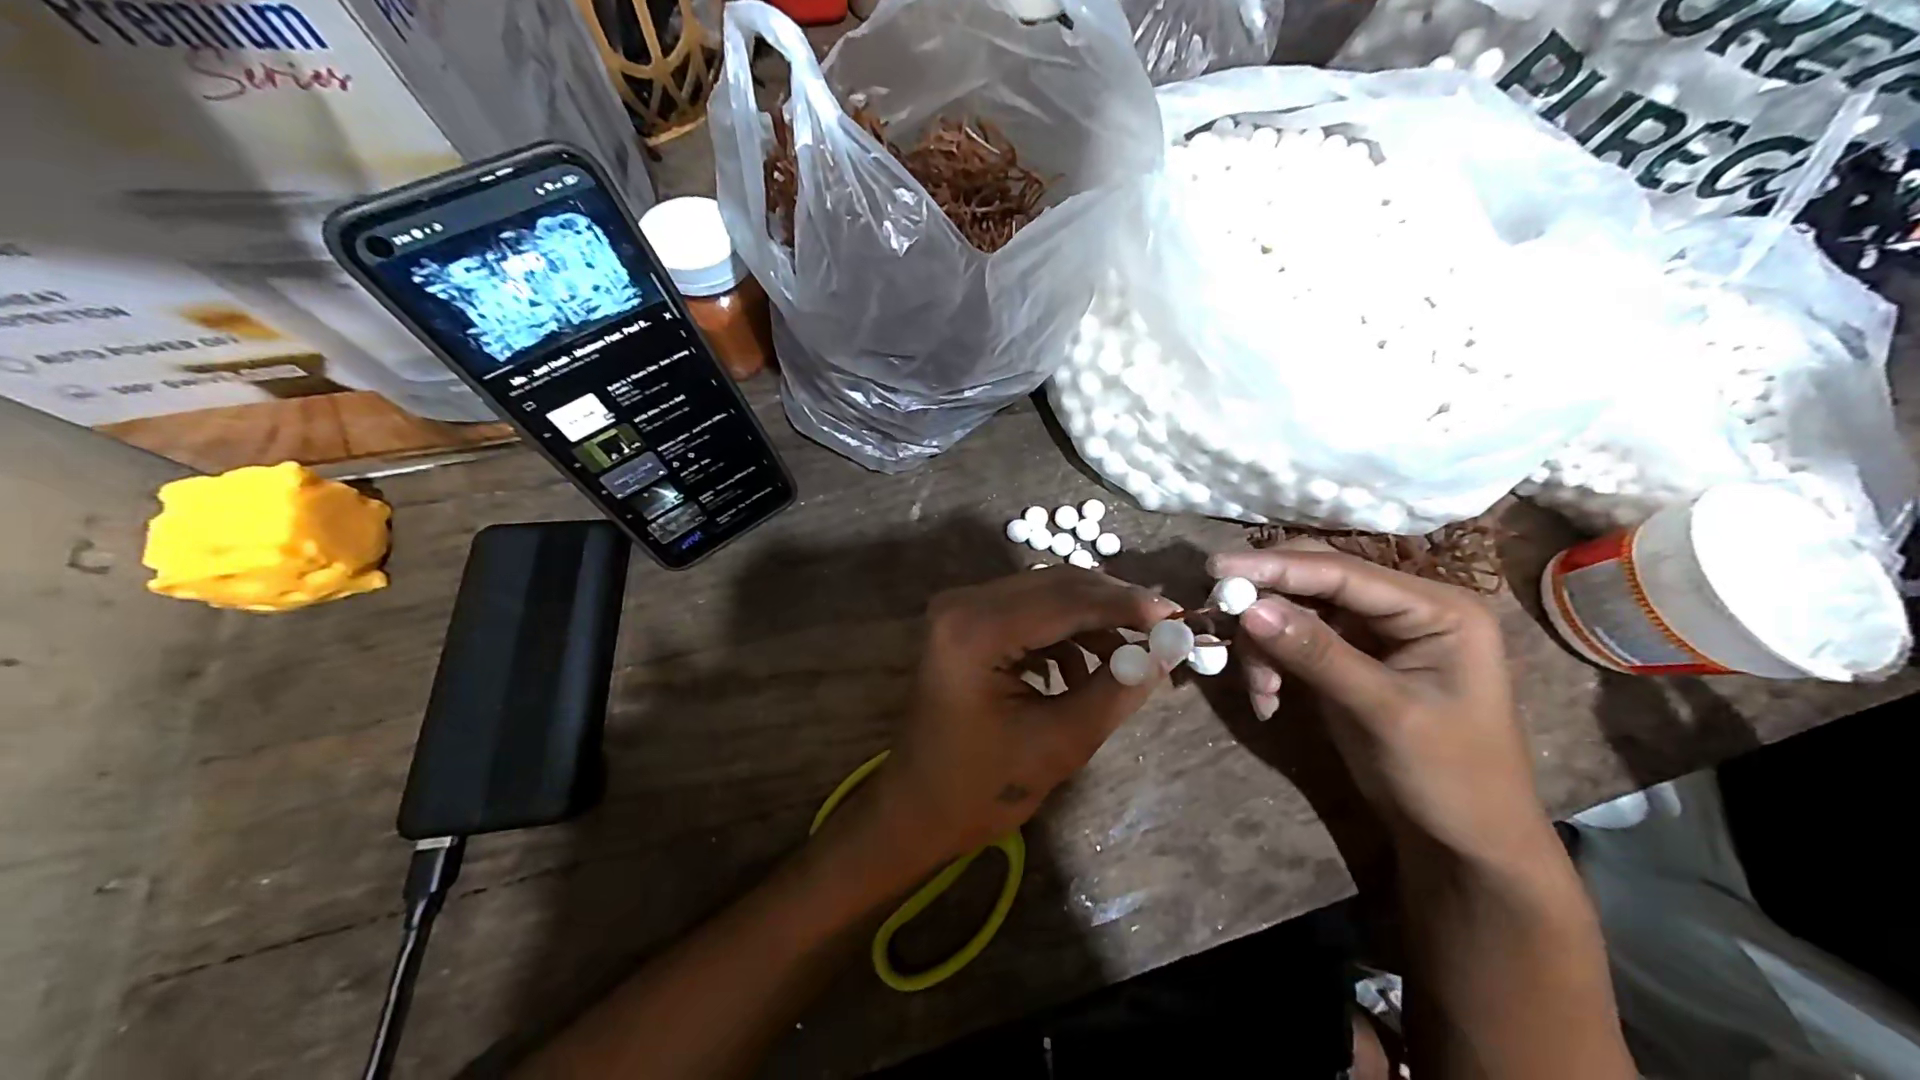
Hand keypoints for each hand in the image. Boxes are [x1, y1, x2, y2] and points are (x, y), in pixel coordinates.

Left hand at [864, 567, 1178, 864]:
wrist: (919, 807)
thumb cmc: (981, 786)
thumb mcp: (1060, 742)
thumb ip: (1117, 690)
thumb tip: (1167, 650)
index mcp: (975, 630)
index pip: (1066, 599)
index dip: (1127, 605)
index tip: (1179, 617)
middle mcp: (963, 603)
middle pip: (1057, 585)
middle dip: (1115, 606)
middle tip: (1167, 629)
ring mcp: (962, 610)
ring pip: (1047, 596)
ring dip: (1093, 621)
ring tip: (1132, 658)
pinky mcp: (968, 623)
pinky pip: (1030, 613)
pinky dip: (1065, 634)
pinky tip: (1086, 672)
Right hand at [1210, 544, 1554, 868]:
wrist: (1464, 839)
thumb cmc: (1448, 775)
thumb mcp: (1383, 712)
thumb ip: (1317, 654)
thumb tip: (1249, 609)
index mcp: (1435, 608)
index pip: (1341, 572)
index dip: (1276, 567)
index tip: (1216, 568)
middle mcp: (1402, 608)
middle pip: (1313, 583)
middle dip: (1265, 606)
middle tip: (1221, 623)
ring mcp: (1373, 633)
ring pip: (1294, 612)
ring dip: (1265, 646)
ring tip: (1262, 691)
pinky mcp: (1347, 657)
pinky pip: (1292, 641)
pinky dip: (1271, 664)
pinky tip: (1268, 699)